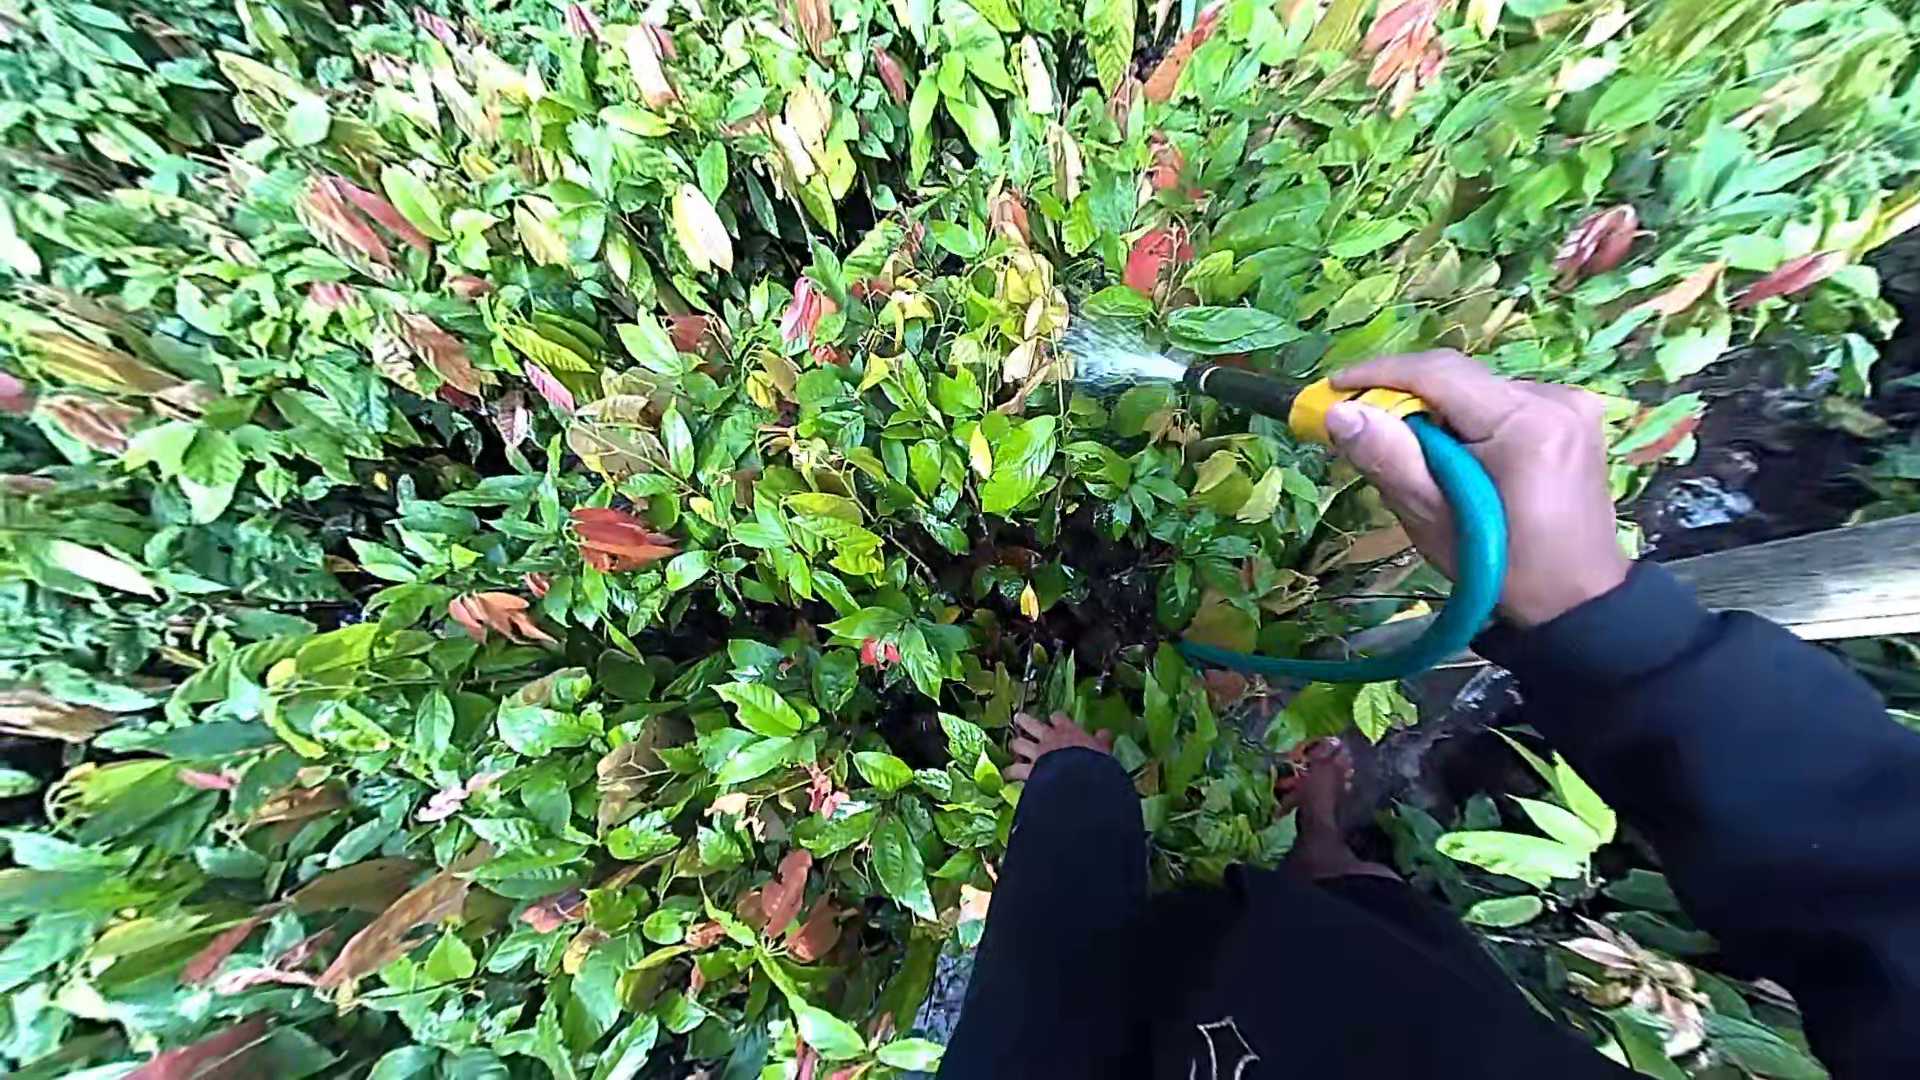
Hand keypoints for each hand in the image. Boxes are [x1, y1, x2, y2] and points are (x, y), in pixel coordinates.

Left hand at [1006, 711, 1113, 781]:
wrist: (1078, 777)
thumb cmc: (1093, 761)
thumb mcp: (1102, 748)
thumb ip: (1102, 740)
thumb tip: (1106, 732)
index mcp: (1066, 730)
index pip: (1058, 717)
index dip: (1056, 718)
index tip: (1055, 719)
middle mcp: (1048, 738)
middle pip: (1031, 724)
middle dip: (1024, 720)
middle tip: (1018, 718)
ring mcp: (1036, 753)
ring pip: (1019, 744)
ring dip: (1016, 745)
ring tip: (1013, 745)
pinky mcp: (1029, 770)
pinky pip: (1015, 770)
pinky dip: (1010, 771)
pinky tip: (1007, 774)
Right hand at [1324, 351, 1630, 627]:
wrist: (1573, 595)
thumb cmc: (1492, 561)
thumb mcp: (1427, 513)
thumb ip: (1386, 457)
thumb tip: (1339, 412)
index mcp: (1524, 422)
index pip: (1438, 373)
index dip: (1378, 373)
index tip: (1331, 387)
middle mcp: (1554, 398)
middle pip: (1456, 377)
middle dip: (1397, 392)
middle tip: (1351, 417)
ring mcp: (1568, 405)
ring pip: (1471, 389)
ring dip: (1425, 408)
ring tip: (1393, 442)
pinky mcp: (1567, 418)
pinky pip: (1492, 403)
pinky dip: (1454, 418)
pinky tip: (1439, 451)